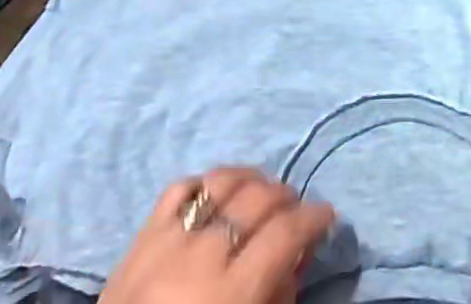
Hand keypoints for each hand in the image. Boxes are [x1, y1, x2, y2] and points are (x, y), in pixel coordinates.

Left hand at [102, 167, 336, 303]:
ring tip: (264, 186)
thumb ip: (276, 300)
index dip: (312, 219)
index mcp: (232, 294)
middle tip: (298, 204)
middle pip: (254, 201)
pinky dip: (205, 182)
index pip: (283, 236)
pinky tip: (218, 188)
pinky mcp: (143, 232)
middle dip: (285, 196)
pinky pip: (179, 188)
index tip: (327, 214)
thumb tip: (294, 260)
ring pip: (218, 182)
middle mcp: (202, 254)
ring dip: (249, 178)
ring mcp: (169, 236)